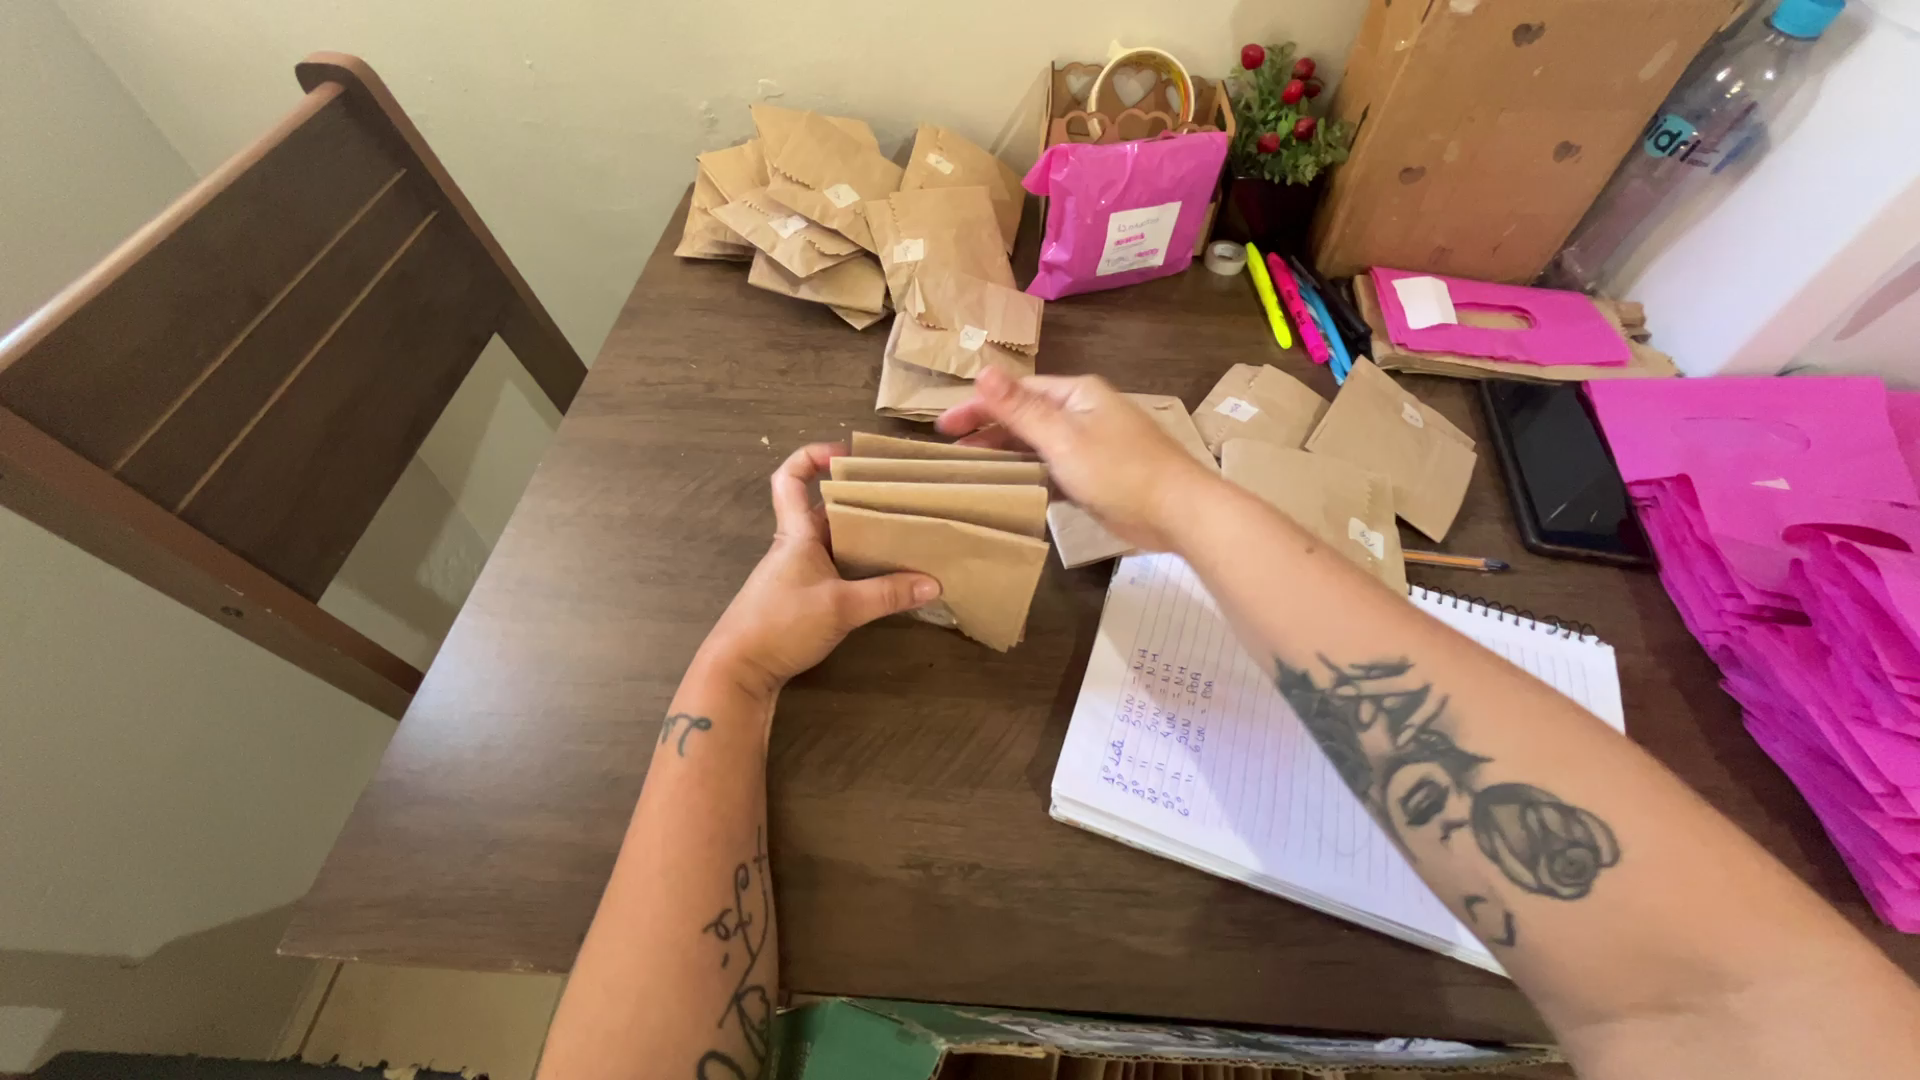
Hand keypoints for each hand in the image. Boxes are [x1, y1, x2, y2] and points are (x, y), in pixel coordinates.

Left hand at [698, 443, 939, 698]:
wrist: (739, 670)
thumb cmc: (780, 624)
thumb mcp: (841, 607)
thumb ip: (888, 594)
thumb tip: (934, 583)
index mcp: (796, 533)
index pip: (791, 478)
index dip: (813, 457)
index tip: (847, 456)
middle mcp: (796, 545)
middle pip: (825, 507)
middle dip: (859, 498)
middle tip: (898, 496)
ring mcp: (799, 572)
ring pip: (834, 539)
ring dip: (863, 534)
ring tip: (903, 532)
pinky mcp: (803, 596)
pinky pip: (837, 567)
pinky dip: (860, 565)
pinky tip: (887, 574)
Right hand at [936, 367, 1216, 551]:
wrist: (1178, 512)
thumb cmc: (1120, 471)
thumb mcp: (1063, 438)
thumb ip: (1020, 409)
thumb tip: (983, 369)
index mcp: (1076, 394)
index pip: (1016, 392)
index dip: (978, 405)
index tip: (942, 426)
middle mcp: (1082, 412)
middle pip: (1025, 415)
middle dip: (988, 428)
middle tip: (949, 448)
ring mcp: (1091, 444)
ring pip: (1038, 443)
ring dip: (1006, 452)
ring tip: (971, 467)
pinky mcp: (1096, 474)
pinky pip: (1053, 466)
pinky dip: (1029, 472)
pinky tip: (1009, 486)